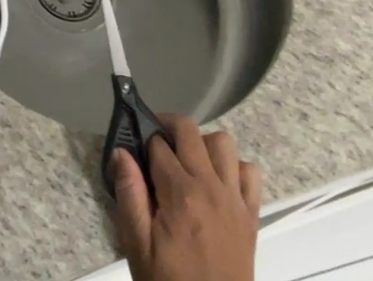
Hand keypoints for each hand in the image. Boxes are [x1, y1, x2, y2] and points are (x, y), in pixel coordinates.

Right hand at [109, 116, 262, 280]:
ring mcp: (235, 199)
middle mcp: (211, 187)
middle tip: (155, 143)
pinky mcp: (251, 214)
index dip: (143, 142)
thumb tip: (121, 152)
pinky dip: (235, 167)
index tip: (134, 151)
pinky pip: (251, 172)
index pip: (158, 144)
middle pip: (191, 131)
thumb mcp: (137, 245)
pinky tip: (218, 182)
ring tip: (187, 162)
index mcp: (180, 194)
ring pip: (223, 143)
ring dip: (203, 144)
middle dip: (168, 126)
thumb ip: (129, 194)